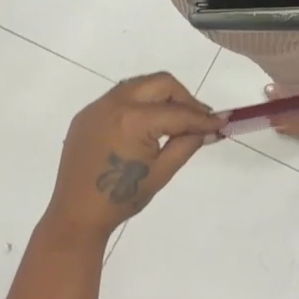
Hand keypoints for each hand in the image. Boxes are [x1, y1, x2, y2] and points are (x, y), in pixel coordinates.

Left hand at [44, 73, 222, 238]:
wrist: (76, 214)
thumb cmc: (122, 198)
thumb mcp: (162, 171)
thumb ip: (188, 143)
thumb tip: (209, 129)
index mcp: (134, 120)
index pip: (178, 112)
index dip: (203, 118)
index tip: (221, 122)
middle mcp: (114, 104)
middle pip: (160, 83)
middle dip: (184, 97)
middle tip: (198, 118)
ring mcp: (97, 107)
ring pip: (139, 85)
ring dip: (161, 97)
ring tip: (175, 120)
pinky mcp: (87, 114)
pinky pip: (120, 97)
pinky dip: (139, 103)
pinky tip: (147, 125)